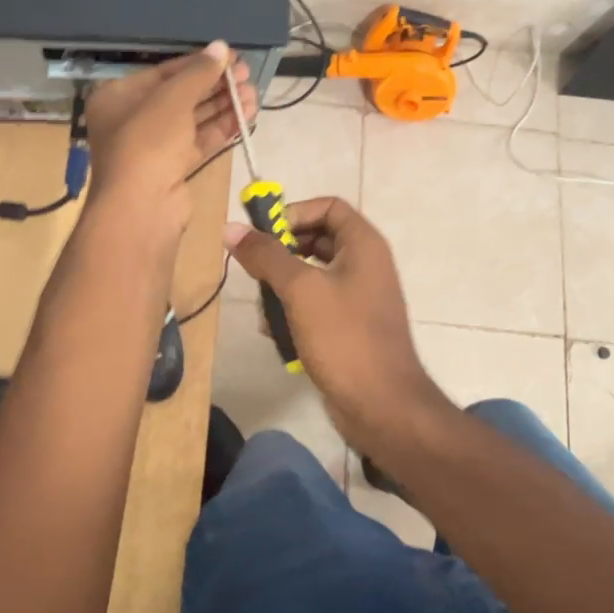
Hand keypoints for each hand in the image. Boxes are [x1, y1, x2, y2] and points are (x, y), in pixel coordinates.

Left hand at [83, 41, 254, 241]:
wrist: (141, 207)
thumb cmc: (148, 141)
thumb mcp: (172, 98)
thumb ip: (199, 72)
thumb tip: (222, 47)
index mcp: (119, 96)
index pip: (164, 72)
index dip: (199, 63)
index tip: (230, 57)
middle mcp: (133, 119)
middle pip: (181, 95)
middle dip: (216, 85)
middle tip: (246, 75)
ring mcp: (154, 146)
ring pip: (193, 119)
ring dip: (224, 105)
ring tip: (253, 93)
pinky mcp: (173, 168)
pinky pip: (200, 141)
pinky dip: (222, 128)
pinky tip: (247, 116)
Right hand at [224, 198, 445, 442]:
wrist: (382, 406)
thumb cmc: (345, 338)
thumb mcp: (300, 290)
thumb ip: (266, 256)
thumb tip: (231, 228)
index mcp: (363, 245)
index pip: (328, 206)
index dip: (294, 213)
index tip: (264, 237)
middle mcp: (365, 264)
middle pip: (316, 240)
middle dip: (281, 255)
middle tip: (255, 272)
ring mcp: (359, 298)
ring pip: (310, 276)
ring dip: (282, 288)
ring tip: (264, 310)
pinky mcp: (349, 328)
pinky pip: (315, 306)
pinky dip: (293, 313)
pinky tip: (275, 334)